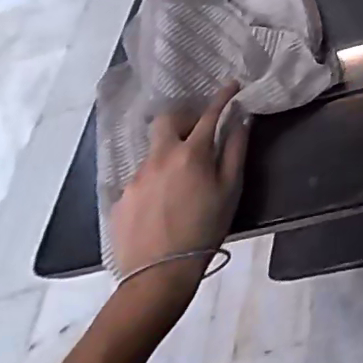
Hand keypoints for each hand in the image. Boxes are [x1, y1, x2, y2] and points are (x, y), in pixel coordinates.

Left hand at [109, 82, 248, 306]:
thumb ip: (235, 152)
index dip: (222, 97)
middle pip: (168, 120)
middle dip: (184, 119)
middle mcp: (160, 157)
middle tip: (197, 134)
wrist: (157, 277)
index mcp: (191, 153)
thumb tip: (241, 121)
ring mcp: (136, 177)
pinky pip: (142, 179)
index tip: (231, 85)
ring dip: (170, 157)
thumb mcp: (230, 192)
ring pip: (155, 153)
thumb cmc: (203, 232)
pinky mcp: (121, 197)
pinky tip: (162, 207)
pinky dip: (155, 183)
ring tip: (181, 185)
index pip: (209, 114)